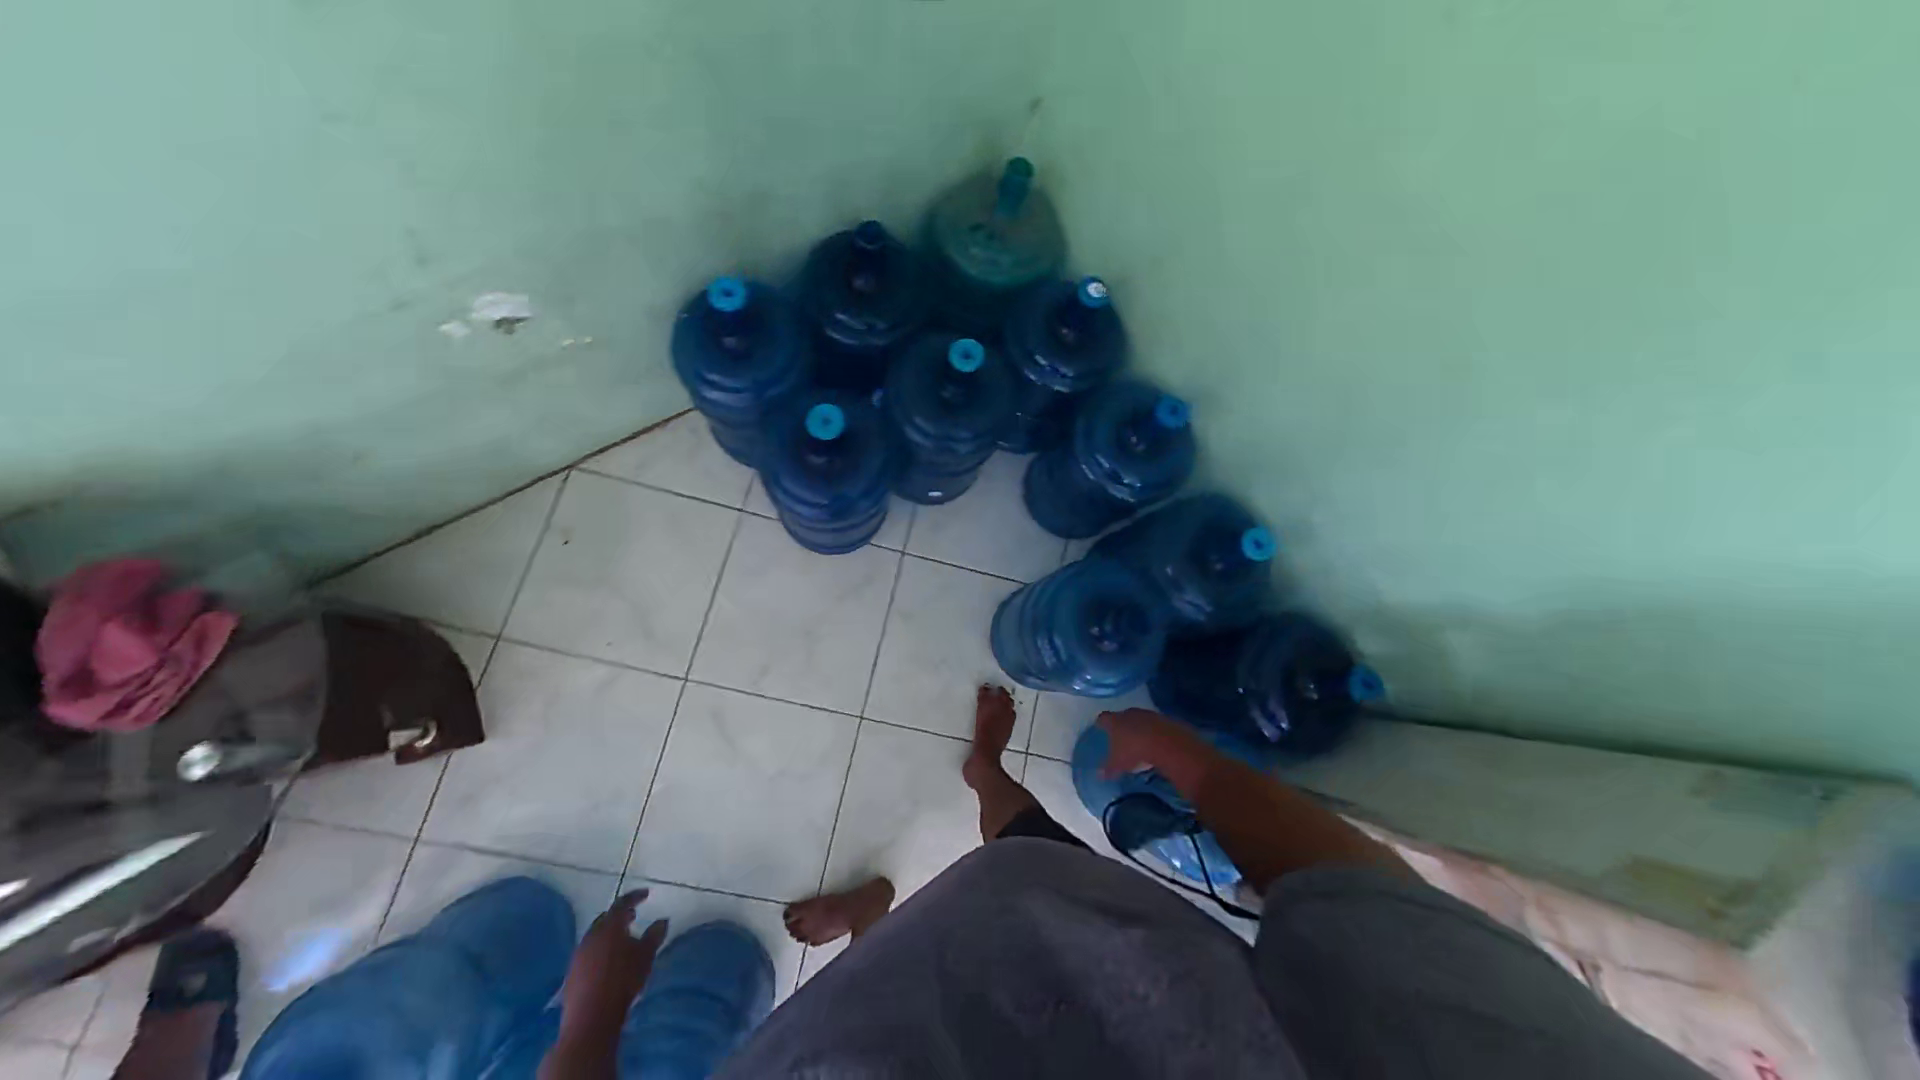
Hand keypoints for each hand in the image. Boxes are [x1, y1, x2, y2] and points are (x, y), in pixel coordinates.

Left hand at [559, 889, 667, 1034]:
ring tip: (623, 941)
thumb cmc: (623, 981)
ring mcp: (578, 955)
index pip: (622, 903)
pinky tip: (608, 962)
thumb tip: (662, 921)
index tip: (646, 894)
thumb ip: (654, 935)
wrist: (590, 1019)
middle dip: (620, 916)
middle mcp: (591, 936)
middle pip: (606, 919)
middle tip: (633, 917)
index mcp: (609, 927)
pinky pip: (588, 953)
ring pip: (595, 936)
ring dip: (609, 935)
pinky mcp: (571, 974)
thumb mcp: (646, 956)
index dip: (635, 897)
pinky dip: (600, 950)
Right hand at [1096, 708, 1217, 790]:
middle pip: (1123, 717)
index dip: (1102, 724)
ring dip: (1140, 728)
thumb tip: (1099, 774)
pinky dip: (1155, 733)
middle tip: (1121, 738)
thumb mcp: (1119, 764)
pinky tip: (1157, 744)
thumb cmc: (1135, 752)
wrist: (1167, 744)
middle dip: (1122, 726)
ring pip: (1141, 720)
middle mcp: (1130, 714)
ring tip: (1141, 742)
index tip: (1101, 728)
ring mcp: (1149, 715)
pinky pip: (1156, 725)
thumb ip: (1108, 769)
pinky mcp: (1165, 719)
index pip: (1103, 718)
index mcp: (1115, 721)